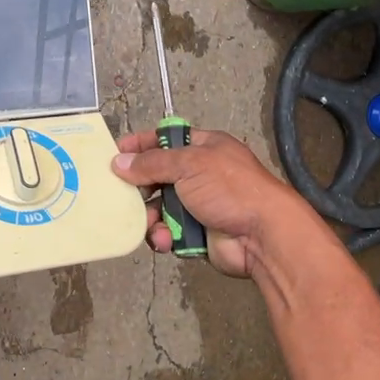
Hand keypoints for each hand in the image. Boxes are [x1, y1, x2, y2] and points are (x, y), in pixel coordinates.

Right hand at [110, 128, 323, 277]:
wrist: (263, 235)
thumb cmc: (232, 189)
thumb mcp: (189, 164)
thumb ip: (152, 162)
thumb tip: (121, 162)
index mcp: (205, 148)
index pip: (166, 140)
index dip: (141, 144)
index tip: (116, 152)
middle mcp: (201, 174)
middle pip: (158, 176)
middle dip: (141, 187)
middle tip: (123, 193)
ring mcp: (200, 205)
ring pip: (160, 208)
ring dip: (151, 216)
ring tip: (151, 222)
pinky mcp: (198, 234)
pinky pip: (169, 232)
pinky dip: (163, 236)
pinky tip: (164, 240)